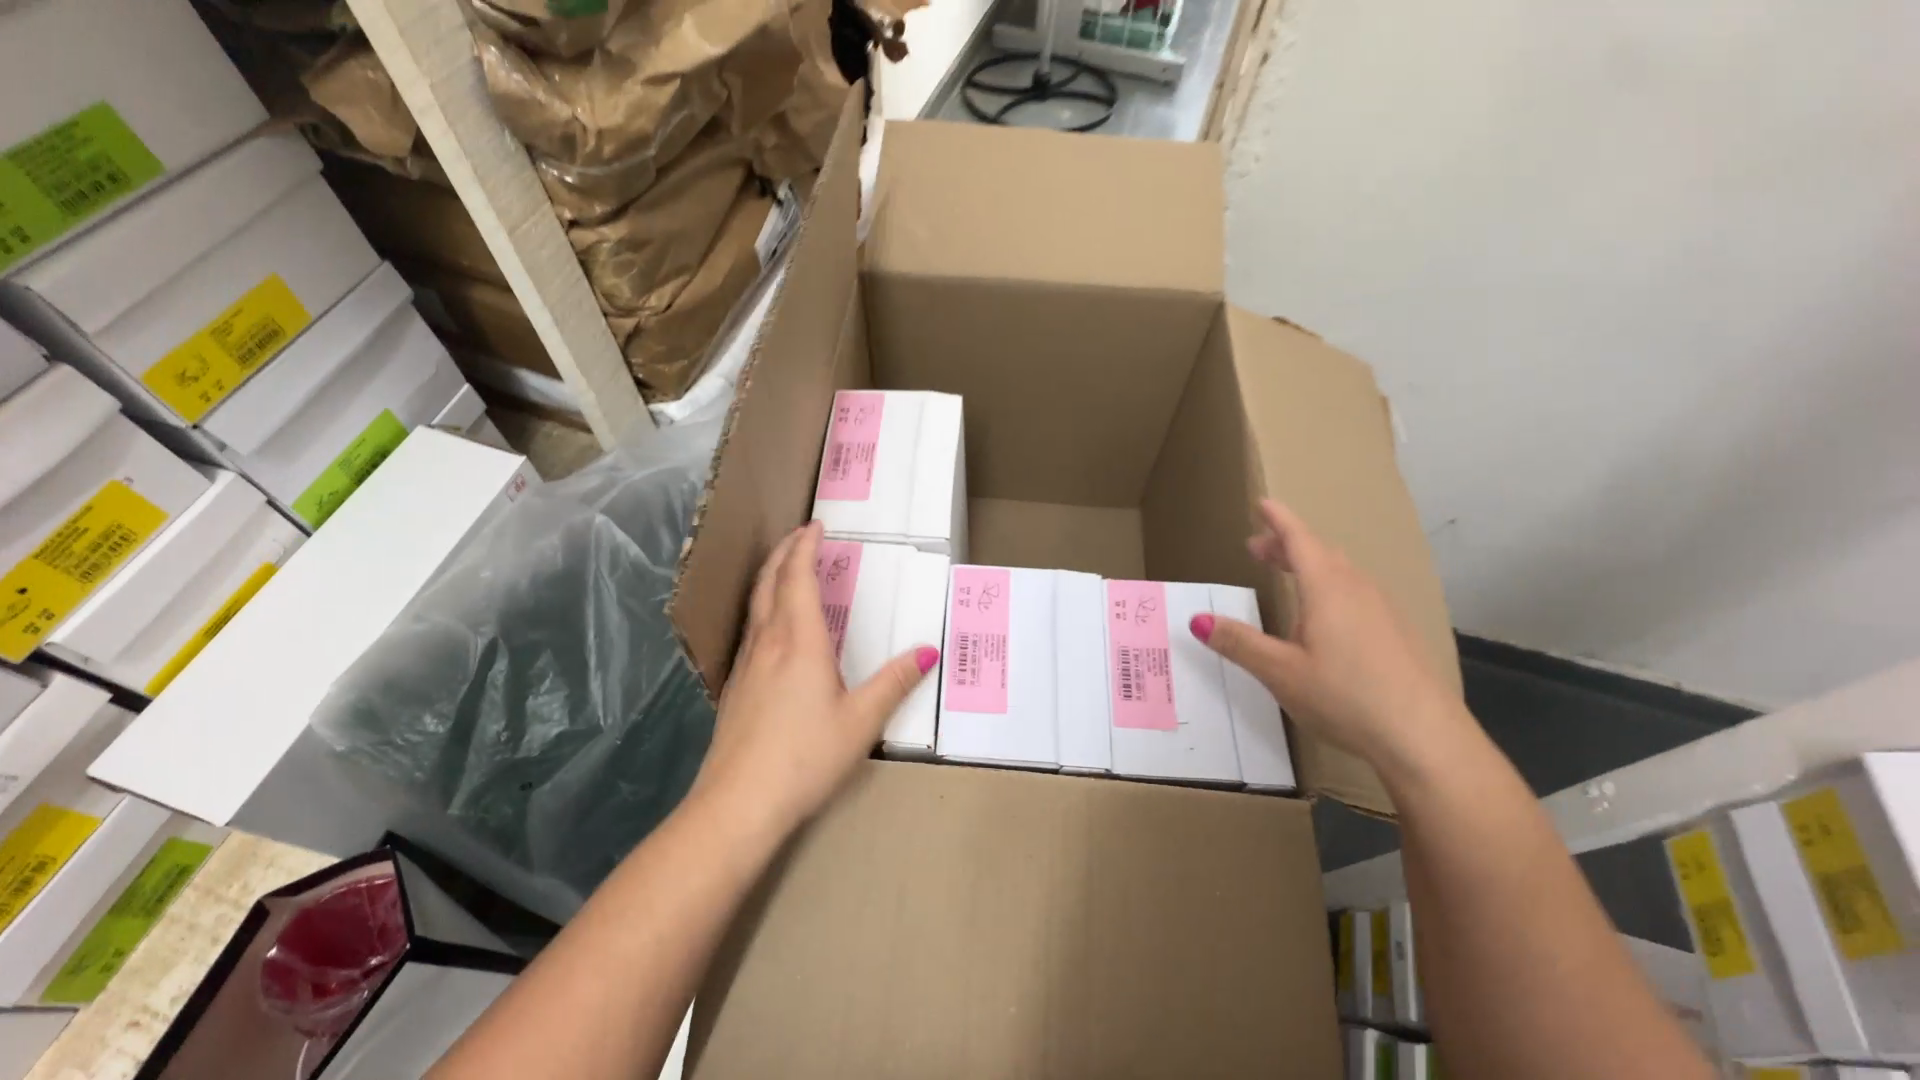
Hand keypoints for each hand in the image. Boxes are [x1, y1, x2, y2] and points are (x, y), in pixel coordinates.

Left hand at [692, 521, 938, 834]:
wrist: (739, 801)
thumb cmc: (806, 757)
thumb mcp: (862, 721)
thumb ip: (894, 682)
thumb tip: (928, 651)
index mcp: (800, 641)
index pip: (799, 578)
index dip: (807, 547)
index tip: (817, 525)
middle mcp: (768, 643)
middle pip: (770, 582)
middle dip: (785, 552)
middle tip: (802, 534)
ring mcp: (746, 665)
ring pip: (755, 605)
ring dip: (771, 576)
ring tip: (786, 568)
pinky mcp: (736, 688)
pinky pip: (750, 630)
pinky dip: (763, 607)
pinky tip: (772, 629)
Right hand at [1191, 499, 1471, 775]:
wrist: (1423, 734)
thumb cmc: (1345, 696)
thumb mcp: (1280, 672)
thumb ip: (1240, 643)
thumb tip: (1197, 619)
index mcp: (1327, 588)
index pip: (1299, 539)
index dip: (1278, 520)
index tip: (1261, 503)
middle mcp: (1357, 588)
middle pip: (1320, 552)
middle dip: (1288, 545)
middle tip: (1258, 548)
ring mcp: (1383, 609)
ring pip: (1342, 572)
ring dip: (1311, 566)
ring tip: (1288, 577)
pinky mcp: (1397, 632)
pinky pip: (1357, 593)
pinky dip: (1331, 587)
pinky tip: (1326, 619)